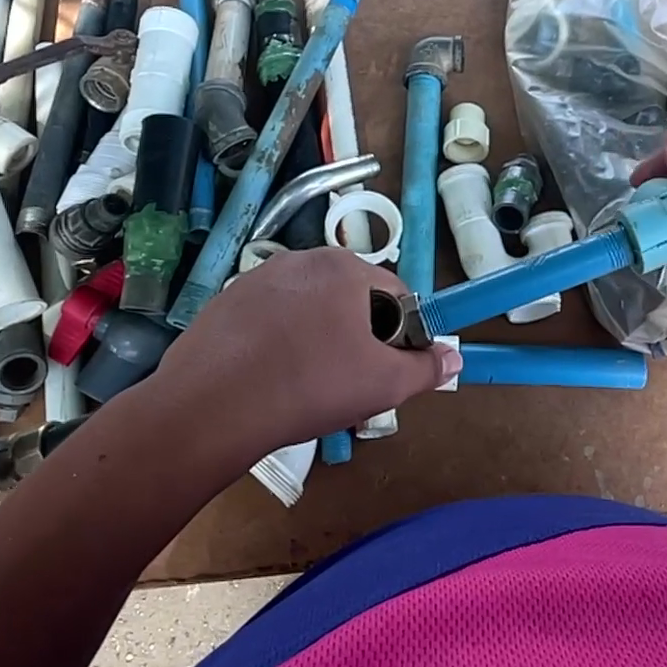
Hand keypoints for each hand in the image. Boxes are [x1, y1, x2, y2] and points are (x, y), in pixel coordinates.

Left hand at [137, 249, 459, 455]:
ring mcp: (260, 276)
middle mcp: (305, 259)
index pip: (397, 297)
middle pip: (353, 297)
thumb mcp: (384, 384)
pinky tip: (270, 375)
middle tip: (348, 380)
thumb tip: (453, 358)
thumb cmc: (312, 387)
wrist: (212, 406)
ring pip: (310, 307)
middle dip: (359, 335)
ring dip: (319, 335)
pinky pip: (272, 317)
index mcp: (348, 269)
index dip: (401, 337)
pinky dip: (280, 339)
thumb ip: (425, 368)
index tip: (387, 371)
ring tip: (306, 381)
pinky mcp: (227, 299)